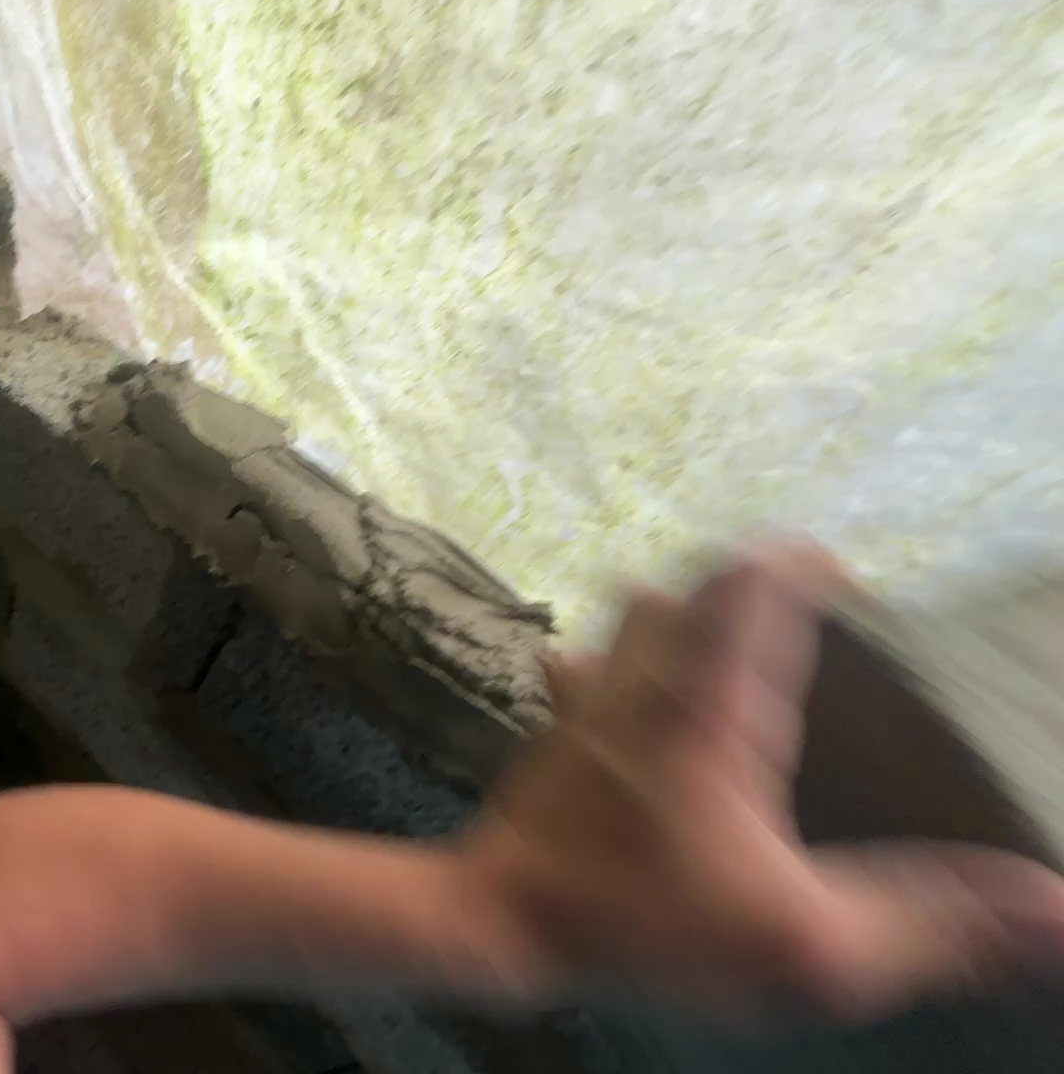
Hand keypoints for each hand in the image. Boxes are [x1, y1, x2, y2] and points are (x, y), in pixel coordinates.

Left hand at [463, 542, 1063, 1022]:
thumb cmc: (641, 917)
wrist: (502, 914)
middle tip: (788, 610)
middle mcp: (636, 690)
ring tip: (718, 635)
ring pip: (621, 626)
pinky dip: (614, 659)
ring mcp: (583, 706)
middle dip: (728, 587)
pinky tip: (626, 681)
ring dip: (665, 616)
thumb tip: (1060, 907)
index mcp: (704, 715)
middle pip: (674, 598)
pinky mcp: (554, 733)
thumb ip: (931, 920)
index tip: (836, 569)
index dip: (788, 567)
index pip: (743, 599)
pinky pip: (583, 669)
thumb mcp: (804, 942)